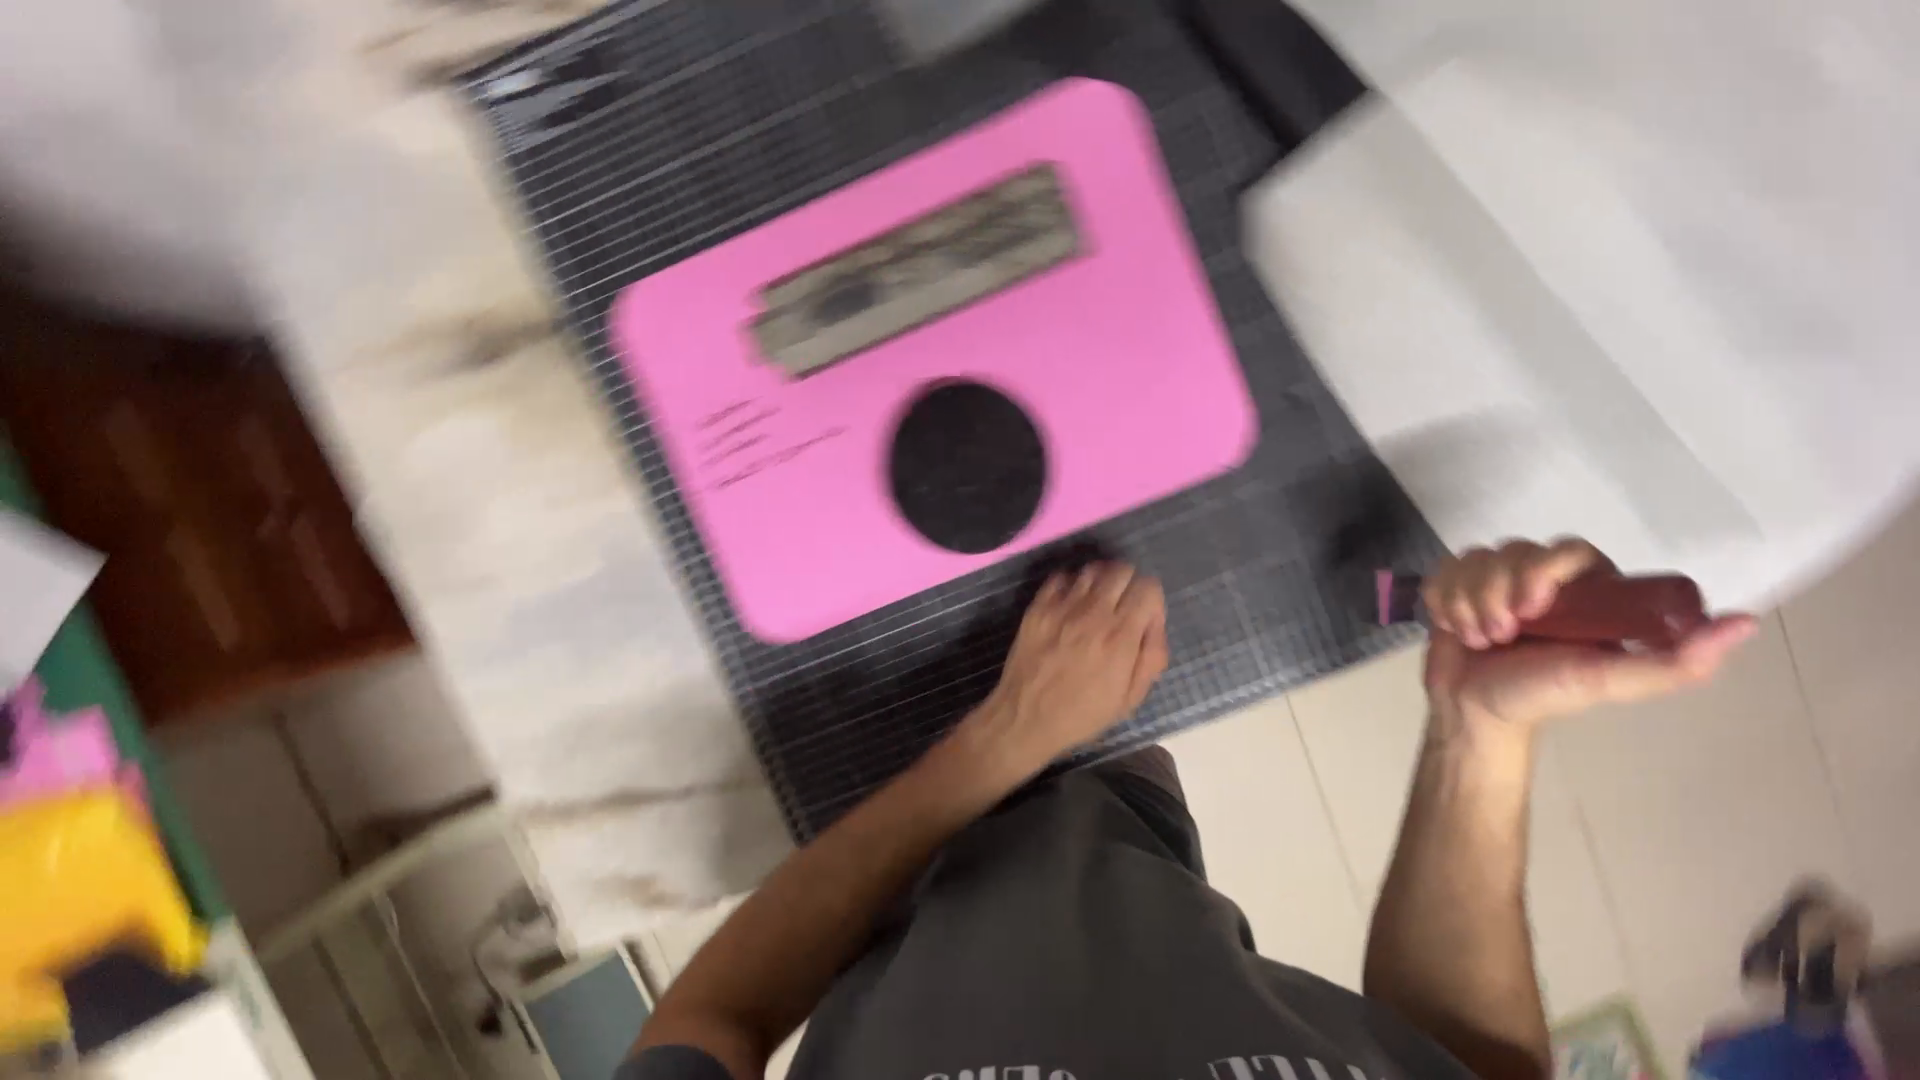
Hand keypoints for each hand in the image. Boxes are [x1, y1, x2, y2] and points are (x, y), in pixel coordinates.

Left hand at [950, 563, 1168, 788]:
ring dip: (1102, 580)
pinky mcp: (1038, 607)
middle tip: (1123, 606)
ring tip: (1098, 601)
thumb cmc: (1082, 714)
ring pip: (1091, 568)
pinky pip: (1061, 577)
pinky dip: (1072, 584)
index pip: (1148, 587)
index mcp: (1120, 636)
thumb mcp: (1130, 698)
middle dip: (1129, 584)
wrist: (1026, 717)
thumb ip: (1152, 657)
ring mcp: (1062, 607)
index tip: (1144, 618)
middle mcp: (1093, 613)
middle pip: (1121, 570)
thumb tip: (1155, 622)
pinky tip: (1072, 603)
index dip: (1151, 600)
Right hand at [1422, 538, 1756, 740]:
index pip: (1567, 550)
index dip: (1541, 570)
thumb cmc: (1542, 695)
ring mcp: (1495, 580)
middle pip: (1514, 550)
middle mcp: (1541, 578)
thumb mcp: (1611, 682)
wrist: (1473, 711)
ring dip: (1469, 603)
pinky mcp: (1456, 586)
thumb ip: (1677, 662)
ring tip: (1480, 637)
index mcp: (1587, 590)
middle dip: (1498, 593)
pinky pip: (1444, 570)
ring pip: (1475, 559)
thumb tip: (1745, 621)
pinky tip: (1456, 628)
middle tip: (1502, 634)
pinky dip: (1445, 602)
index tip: (1532, 609)